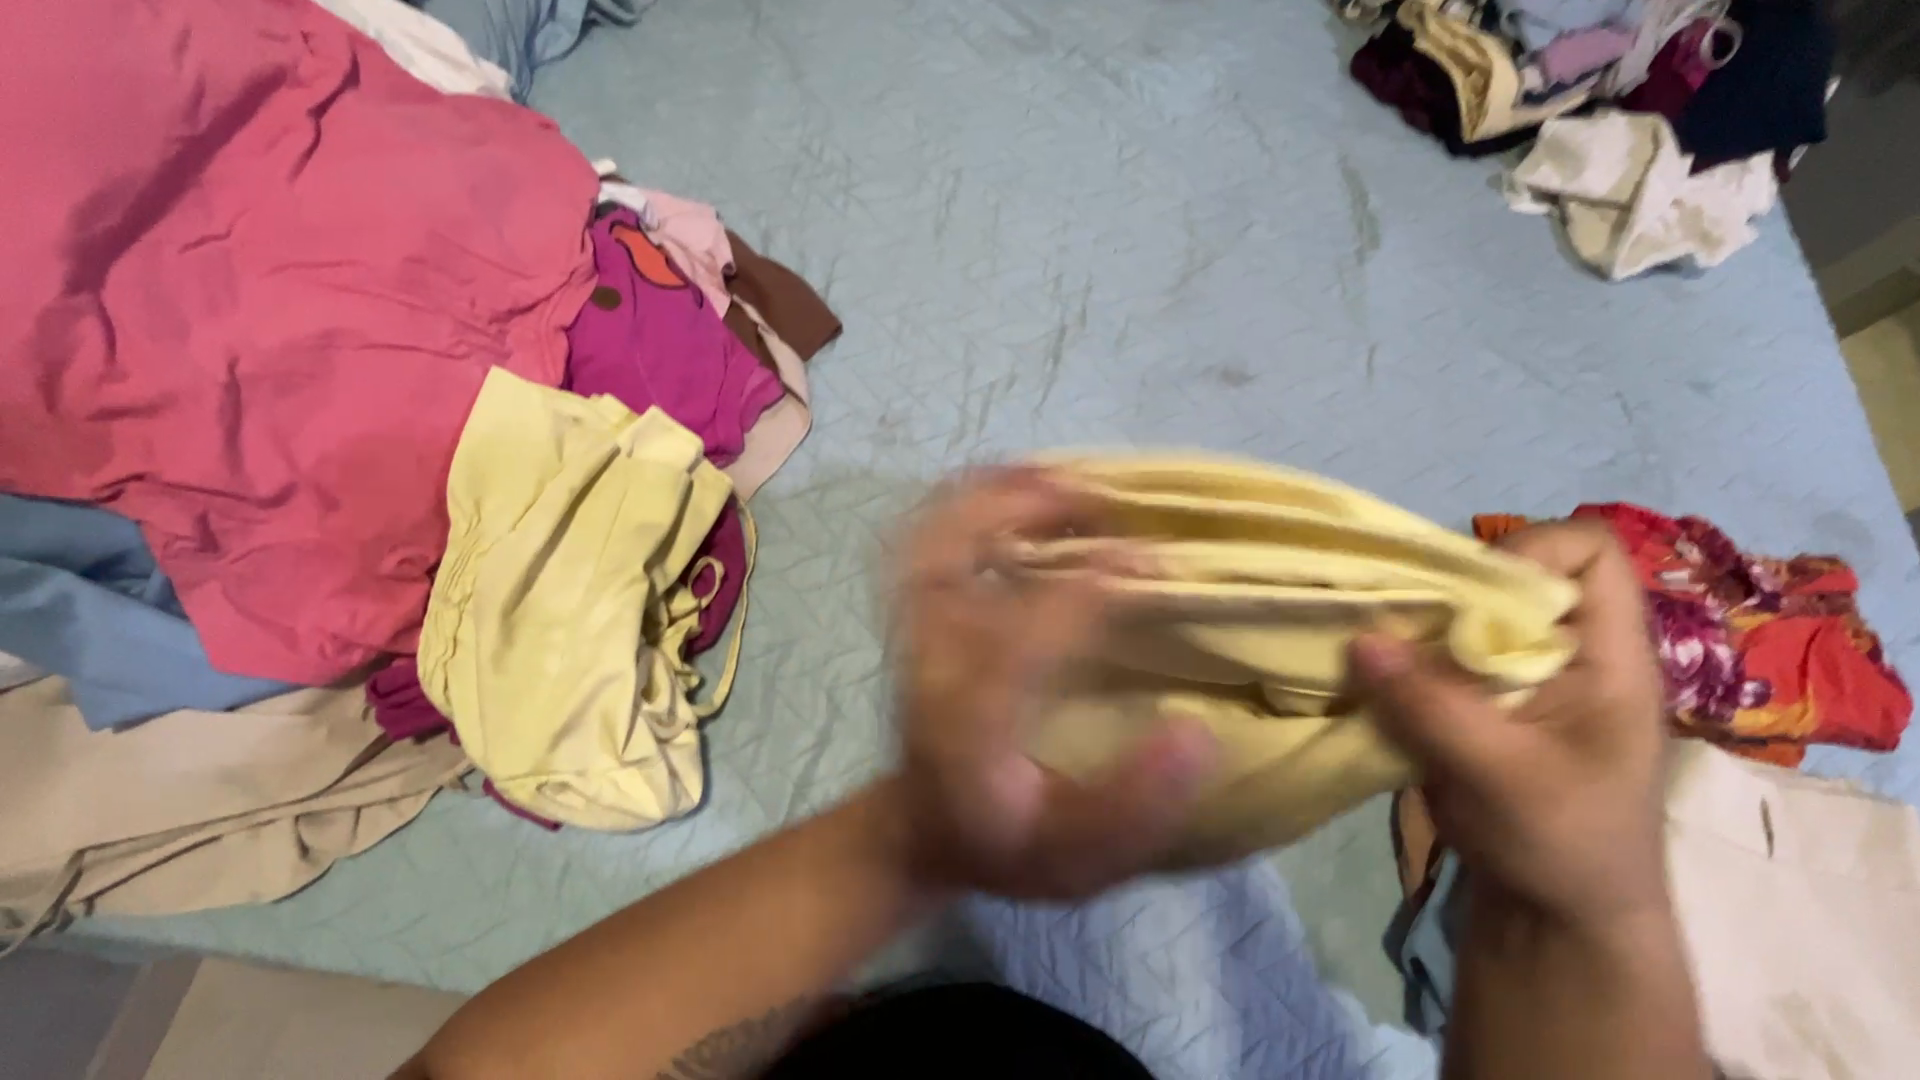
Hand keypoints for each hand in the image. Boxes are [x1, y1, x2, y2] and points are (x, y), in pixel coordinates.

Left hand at [890, 467, 1217, 898]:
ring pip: (927, 538)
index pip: (1021, 636)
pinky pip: (924, 539)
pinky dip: (966, 502)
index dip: (1089, 588)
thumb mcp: (1080, 860)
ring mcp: (912, 636)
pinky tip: (1017, 488)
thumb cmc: (1009, 845)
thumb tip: (1194, 728)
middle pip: (945, 559)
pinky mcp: (912, 619)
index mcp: (971, 725)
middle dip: (1020, 511)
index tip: (1152, 562)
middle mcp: (930, 667)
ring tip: (1063, 477)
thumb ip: (1138, 807)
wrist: (925, 829)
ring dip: (991, 495)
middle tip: (1099, 497)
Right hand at [1350, 520, 1670, 928]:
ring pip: (1458, 612)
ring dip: (1411, 623)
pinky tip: (1369, 679)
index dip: (1527, 551)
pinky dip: (1394, 656)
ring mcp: (1513, 673)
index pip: (1588, 552)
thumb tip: (1359, 637)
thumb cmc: (1563, 844)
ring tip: (1373, 651)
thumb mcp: (1504, 777)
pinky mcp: (1471, 698)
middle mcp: (1561, 649)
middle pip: (1507, 571)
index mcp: (1605, 655)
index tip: (1464, 595)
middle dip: (1446, 587)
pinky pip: (1428, 652)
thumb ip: (1434, 705)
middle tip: (1397, 623)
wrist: (1554, 913)